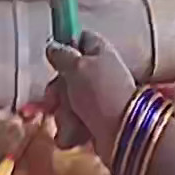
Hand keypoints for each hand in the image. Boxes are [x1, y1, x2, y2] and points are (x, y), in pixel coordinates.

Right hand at [45, 31, 137, 158]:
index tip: (53, 60)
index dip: (64, 48)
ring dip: (64, 114)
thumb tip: (52, 45)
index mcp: (98, 50)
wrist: (122, 133)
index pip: (78, 39)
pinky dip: (71, 131)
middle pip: (66, 75)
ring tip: (73, 121)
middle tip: (54, 100)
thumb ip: (61, 55)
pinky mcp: (92, 122)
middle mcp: (96, 72)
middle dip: (57, 91)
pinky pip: (71, 124)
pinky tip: (77, 135)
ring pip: (65, 102)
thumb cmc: (99, 91)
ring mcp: (94, 98)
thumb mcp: (77, 67)